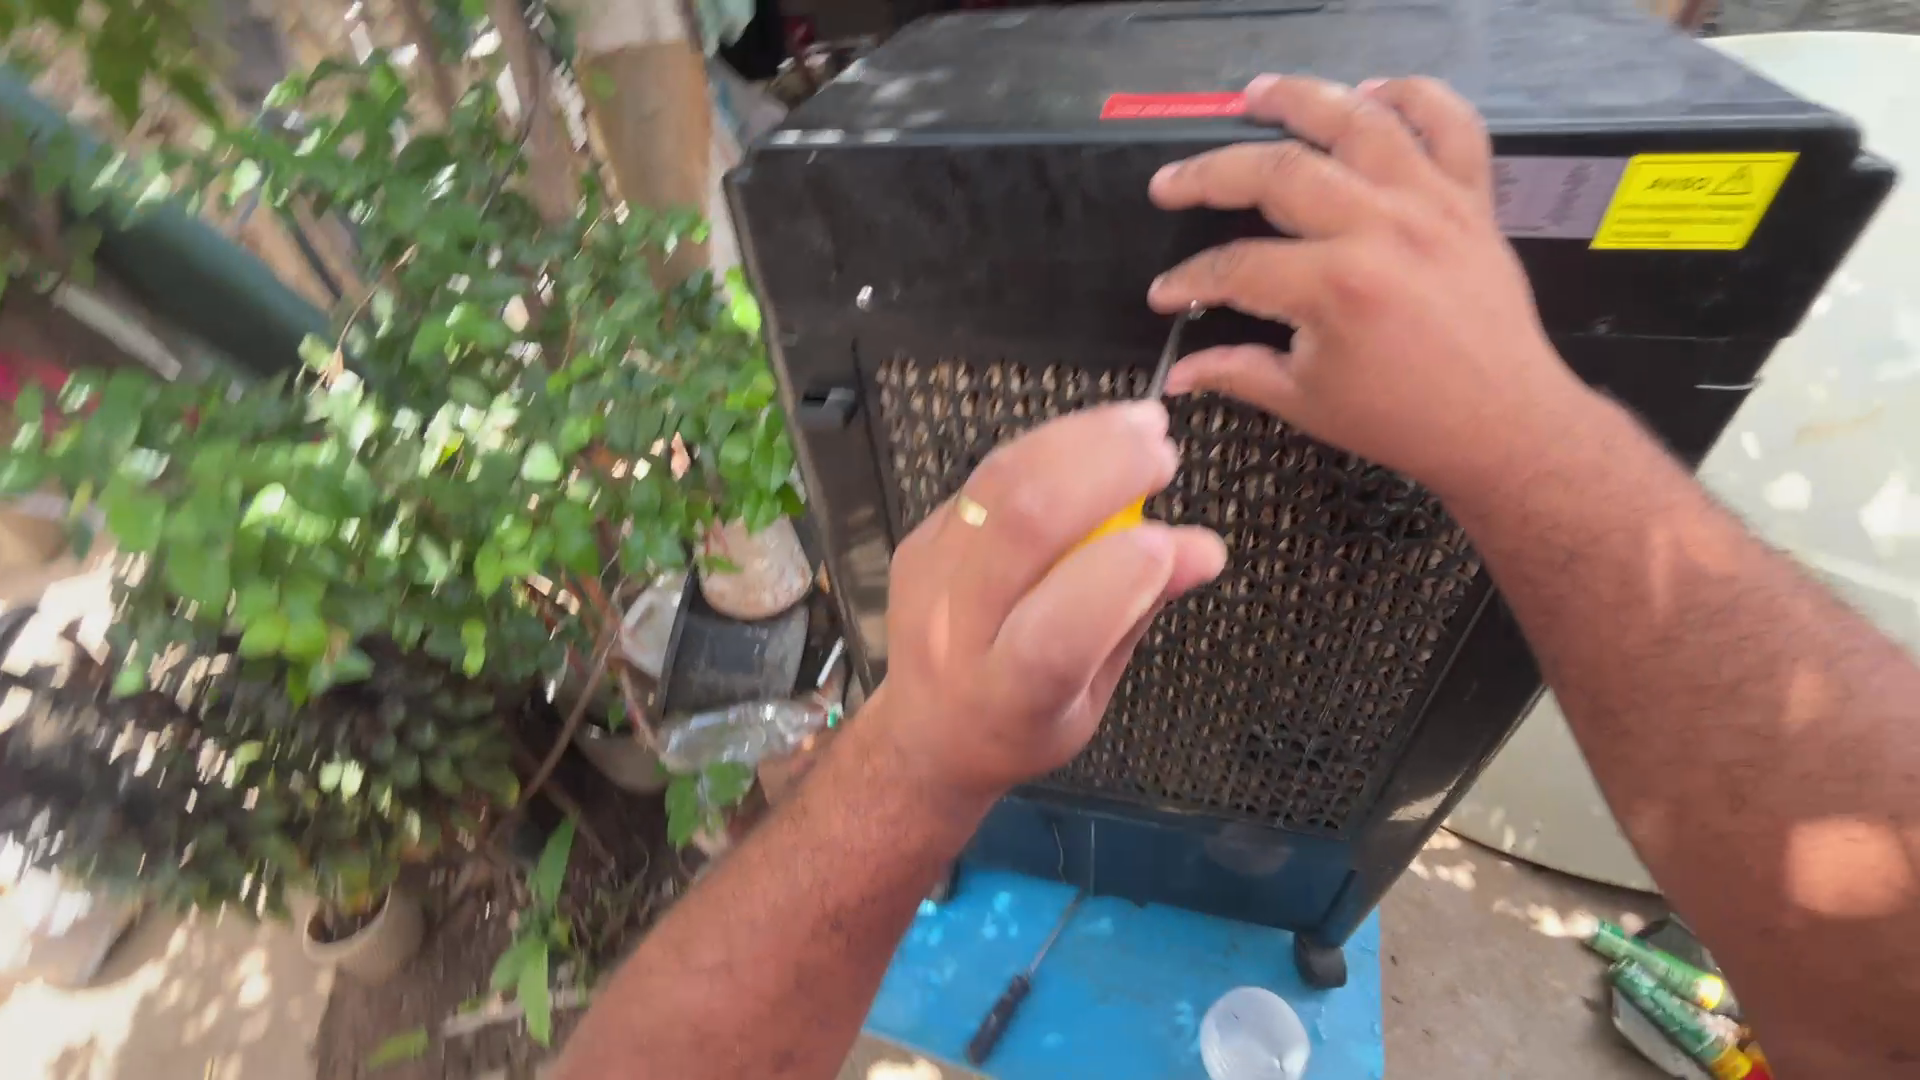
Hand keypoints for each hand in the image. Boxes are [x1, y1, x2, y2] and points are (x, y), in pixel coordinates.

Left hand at [866, 403, 1226, 804]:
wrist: (923, 729)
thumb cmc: (1019, 728)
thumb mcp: (1089, 699)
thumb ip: (1135, 619)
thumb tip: (1201, 550)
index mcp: (1006, 695)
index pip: (1054, 634)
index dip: (1117, 578)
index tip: (1176, 539)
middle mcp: (953, 630)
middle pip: (1021, 529)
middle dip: (1102, 472)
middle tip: (1163, 451)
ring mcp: (927, 575)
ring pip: (998, 485)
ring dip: (1076, 440)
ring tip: (1139, 424)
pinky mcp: (920, 538)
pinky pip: (986, 476)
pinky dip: (1047, 446)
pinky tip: (1092, 438)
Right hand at [1148, 75, 1589, 491]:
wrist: (1498, 422)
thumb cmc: (1396, 419)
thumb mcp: (1301, 400)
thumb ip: (1233, 372)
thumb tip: (1174, 374)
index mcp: (1333, 287)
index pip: (1235, 266)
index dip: (1188, 280)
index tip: (1163, 295)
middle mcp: (1380, 228)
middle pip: (1279, 173)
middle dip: (1210, 174)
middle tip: (1170, 181)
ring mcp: (1431, 203)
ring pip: (1359, 121)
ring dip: (1300, 98)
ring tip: (1254, 93)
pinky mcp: (1471, 199)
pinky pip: (1449, 123)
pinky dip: (1413, 95)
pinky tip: (1371, 91)